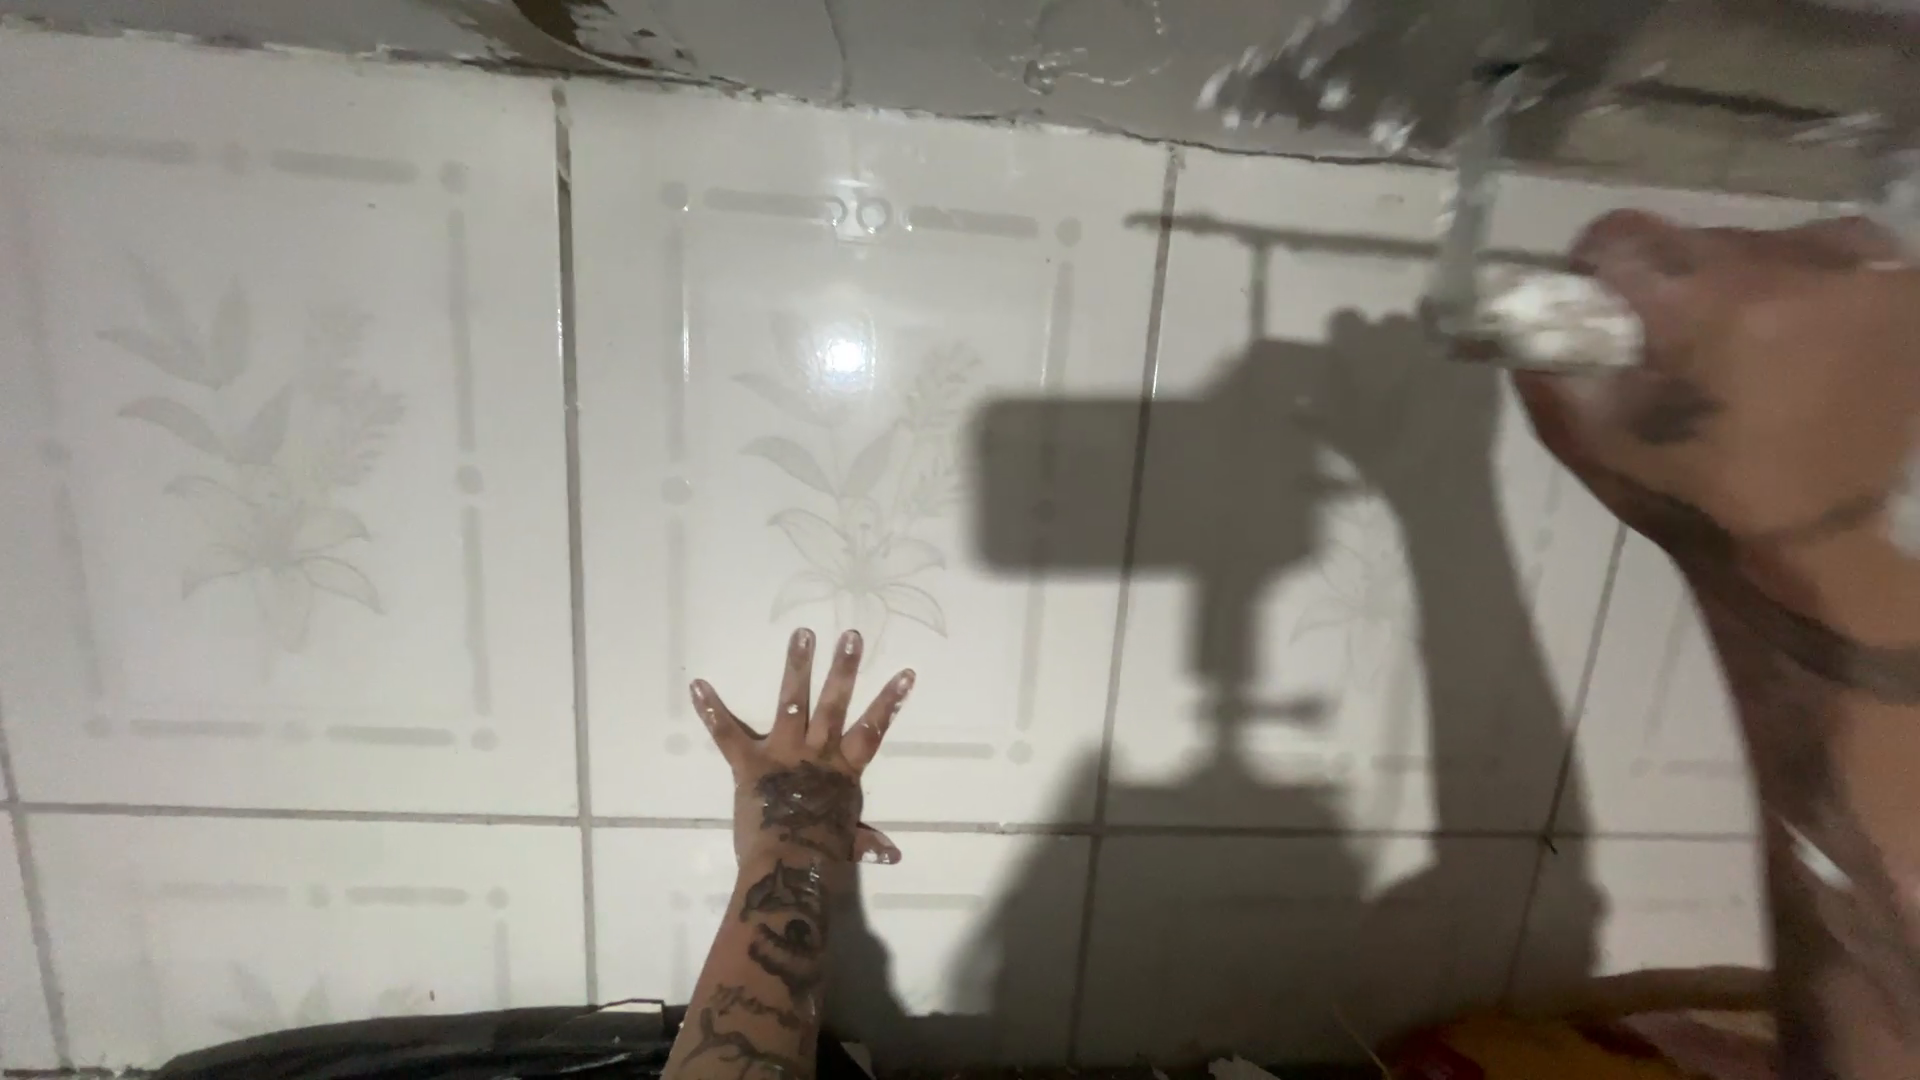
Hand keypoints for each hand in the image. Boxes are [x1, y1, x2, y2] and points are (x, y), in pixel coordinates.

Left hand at [690, 627, 913, 865]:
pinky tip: (698, 684)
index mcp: (843, 768)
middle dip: (843, 668)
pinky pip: (728, 733)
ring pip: (793, 702)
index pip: (873, 728)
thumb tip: (895, 856)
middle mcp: (817, 751)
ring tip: (802, 634)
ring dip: (797, 666)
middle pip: (835, 703)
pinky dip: (712, 710)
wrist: (786, 866)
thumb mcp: (847, 843)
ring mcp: (783, 752)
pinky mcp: (749, 762)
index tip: (906, 672)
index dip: (890, 701)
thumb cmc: (821, 853)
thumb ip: (867, 841)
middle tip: (850, 635)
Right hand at [1514, 211, 1919, 580]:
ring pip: (1758, 240)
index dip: (1591, 265)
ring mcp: (1870, 273)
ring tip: (1725, 337)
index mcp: (1712, 311)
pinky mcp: (1909, 288)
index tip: (1590, 302)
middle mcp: (1800, 272)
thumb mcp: (1585, 438)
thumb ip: (1547, 370)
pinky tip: (1785, 325)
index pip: (1625, 235)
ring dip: (1725, 278)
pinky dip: (1792, 276)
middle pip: (1691, 238)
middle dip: (1660, 282)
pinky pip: (1829, 248)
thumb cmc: (1681, 491)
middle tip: (1656, 340)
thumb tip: (1522, 319)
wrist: (1807, 534)